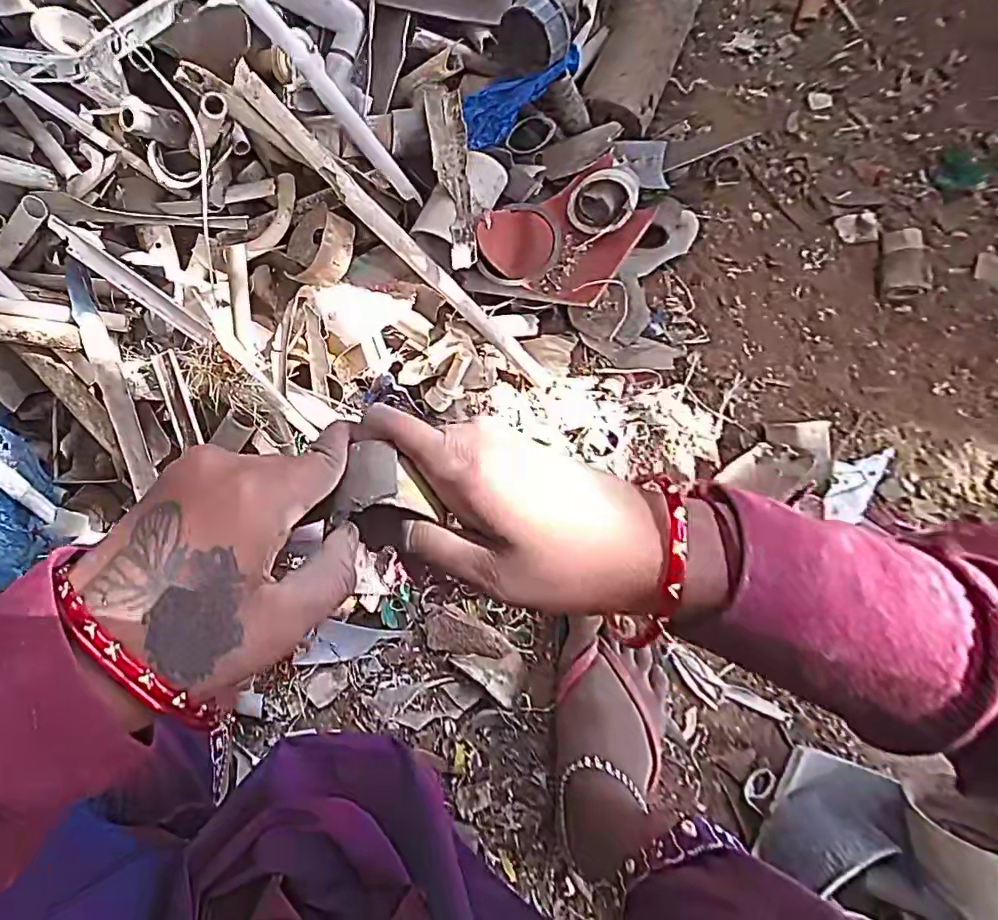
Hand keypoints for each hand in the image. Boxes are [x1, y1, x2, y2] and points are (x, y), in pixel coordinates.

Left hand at [68, 423, 362, 709]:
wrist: (99, 640)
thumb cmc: (186, 638)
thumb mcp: (283, 620)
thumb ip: (335, 572)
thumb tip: (349, 542)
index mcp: (257, 492)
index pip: (323, 459)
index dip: (348, 461)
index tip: (361, 457)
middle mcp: (222, 466)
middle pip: (287, 474)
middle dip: (302, 508)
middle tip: (297, 558)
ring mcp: (189, 469)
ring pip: (253, 479)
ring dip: (265, 509)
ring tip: (247, 566)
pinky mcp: (167, 481)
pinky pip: (220, 483)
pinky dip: (234, 508)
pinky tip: (221, 554)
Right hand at [353, 405, 680, 614]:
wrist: (651, 543)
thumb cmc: (571, 564)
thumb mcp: (491, 574)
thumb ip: (429, 546)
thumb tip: (387, 527)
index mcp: (459, 461)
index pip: (387, 423)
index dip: (357, 438)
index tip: (346, 469)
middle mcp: (472, 436)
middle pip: (405, 443)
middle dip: (393, 477)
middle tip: (400, 524)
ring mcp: (495, 436)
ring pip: (432, 451)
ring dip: (425, 483)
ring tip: (442, 528)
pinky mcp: (513, 444)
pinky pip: (461, 454)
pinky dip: (452, 480)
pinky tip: (472, 518)